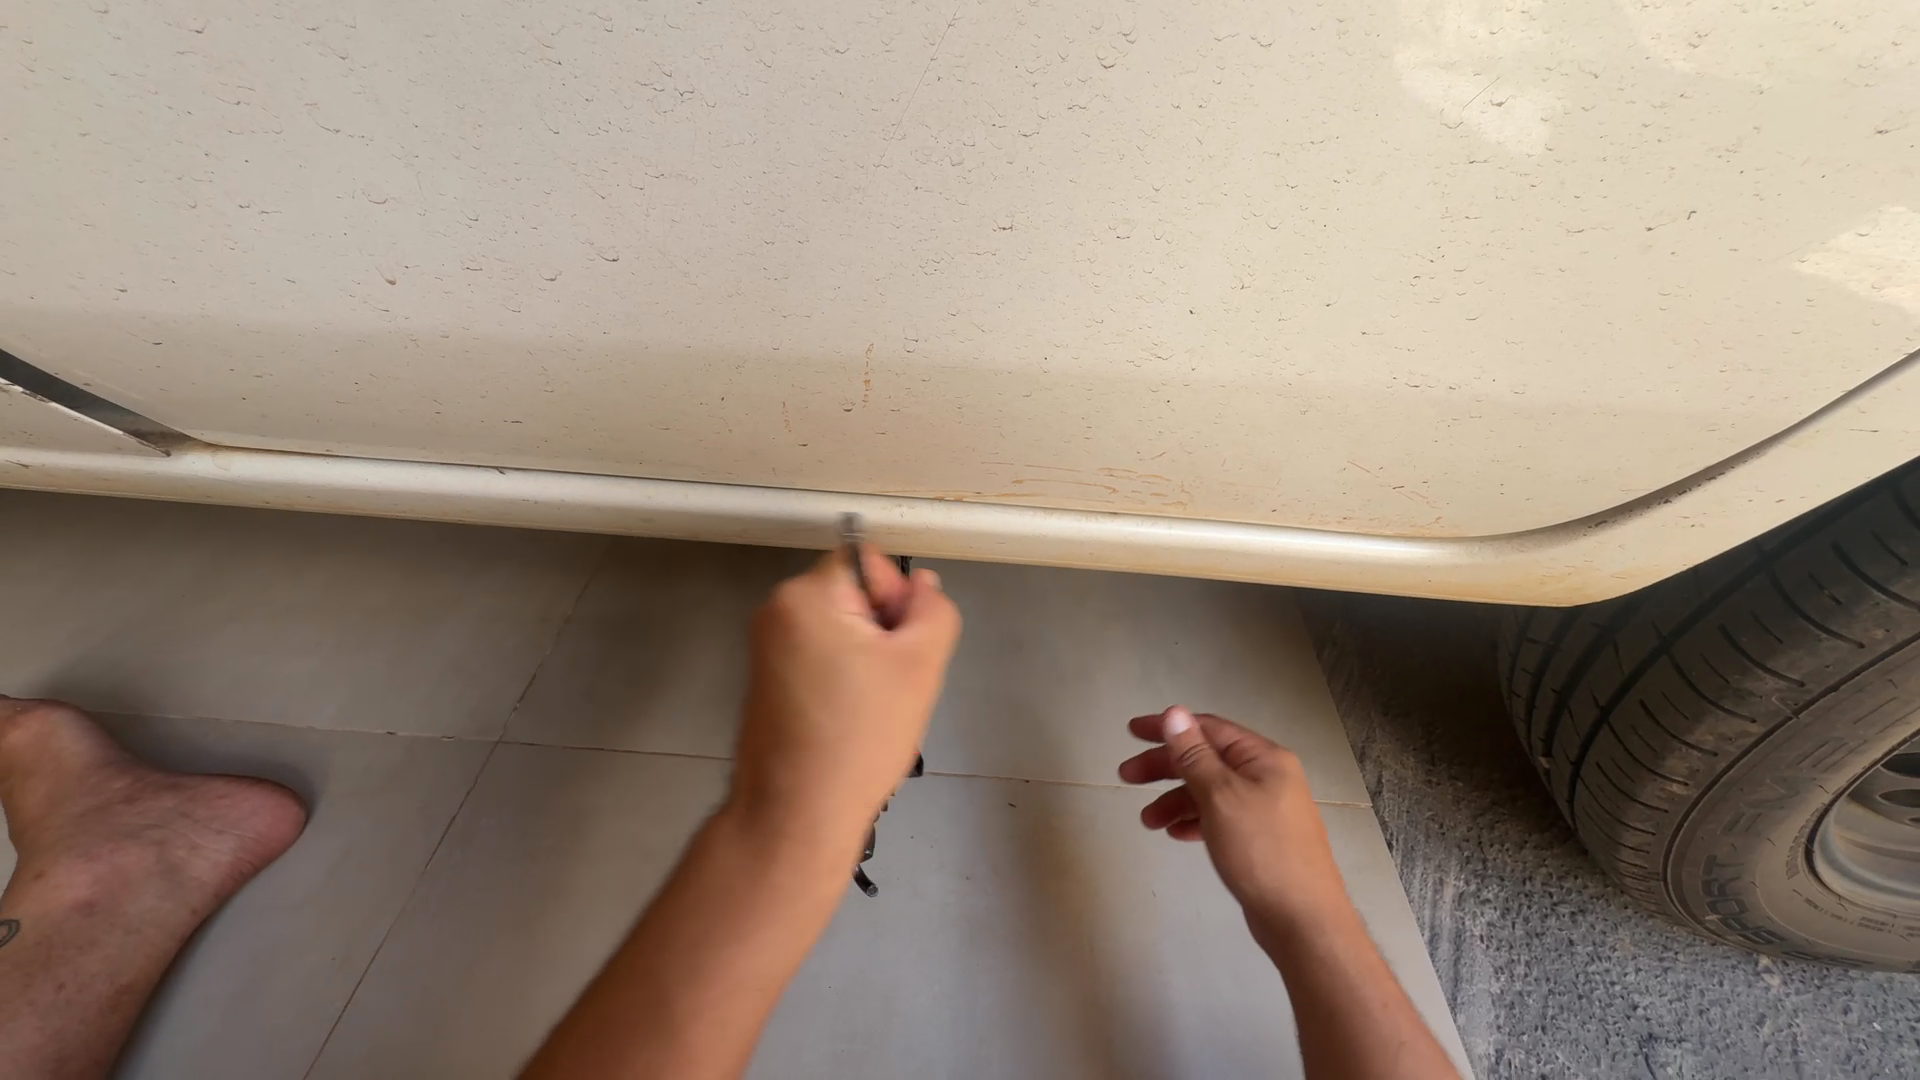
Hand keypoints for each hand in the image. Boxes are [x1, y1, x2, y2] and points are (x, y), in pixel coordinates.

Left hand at [729, 546, 961, 848]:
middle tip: (895, 683)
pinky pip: (819, 656)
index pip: (868, 561)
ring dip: (869, 657)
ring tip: (876, 707)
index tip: (903, 646)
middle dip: (885, 629)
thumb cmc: (861, 736)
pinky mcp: (766, 681)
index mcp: (805, 596)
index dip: (897, 596)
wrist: (796, 817)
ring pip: (841, 629)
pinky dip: (844, 677)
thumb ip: (933, 609)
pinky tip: (853, 719)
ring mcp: (765, 648)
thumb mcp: (920, 664)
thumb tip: (922, 585)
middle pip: (852, 594)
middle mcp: (776, 611)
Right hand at [1118, 706, 1350, 936]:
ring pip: (1208, 791)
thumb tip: (1174, 712)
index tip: (1132, 732)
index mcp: (1263, 758)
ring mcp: (1264, 808)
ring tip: (1147, 821)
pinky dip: (1194, 820)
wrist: (1304, 922)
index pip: (1207, 728)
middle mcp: (1266, 777)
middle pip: (1205, 759)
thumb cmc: (1261, 850)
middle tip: (1127, 776)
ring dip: (1174, 800)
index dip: (1168, 727)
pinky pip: (1218, 817)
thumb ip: (1193, 754)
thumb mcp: (1220, 796)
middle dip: (1164, 767)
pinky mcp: (1259, 838)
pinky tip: (1175, 833)